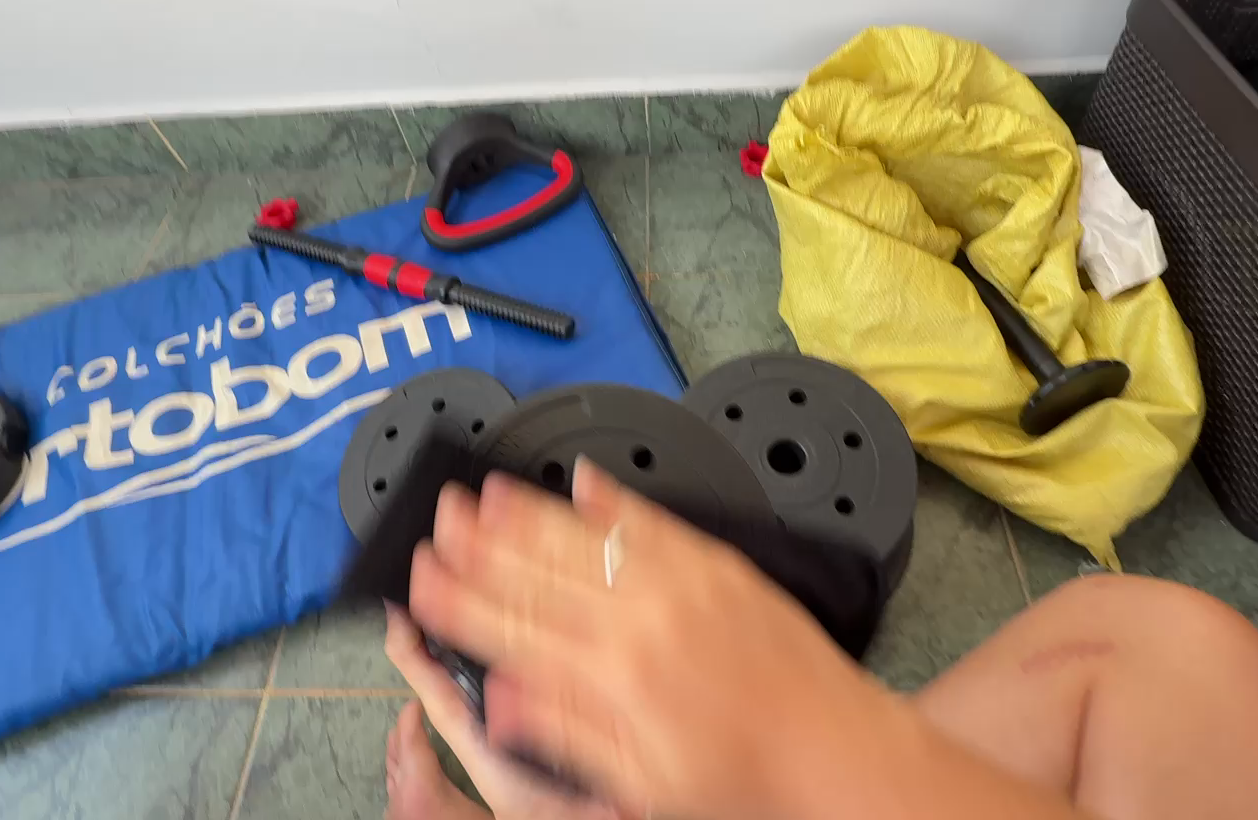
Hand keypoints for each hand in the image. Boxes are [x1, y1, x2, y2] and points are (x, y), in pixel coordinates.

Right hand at [407, 459, 909, 818]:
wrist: (830, 744)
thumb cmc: (743, 775)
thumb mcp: (642, 781)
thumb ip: (567, 728)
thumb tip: (501, 697)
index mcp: (615, 681)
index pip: (516, 629)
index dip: (463, 600)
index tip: (426, 577)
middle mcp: (640, 620)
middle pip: (540, 572)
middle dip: (482, 544)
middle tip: (442, 516)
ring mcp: (678, 580)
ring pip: (584, 539)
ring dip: (530, 513)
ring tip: (486, 490)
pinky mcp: (711, 559)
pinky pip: (648, 519)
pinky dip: (609, 497)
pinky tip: (579, 477)